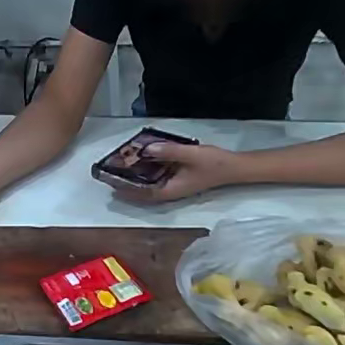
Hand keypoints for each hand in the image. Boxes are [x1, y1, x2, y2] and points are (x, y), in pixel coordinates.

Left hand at [115, 142, 244, 203]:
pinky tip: (142, 163)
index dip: (128, 191)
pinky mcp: (179, 179)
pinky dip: (148, 173)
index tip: (113, 185)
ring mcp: (175, 186)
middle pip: (144, 192)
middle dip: (128, 186)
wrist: (234, 167)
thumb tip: (146, 149)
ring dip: (137, 180)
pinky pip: (158, 178)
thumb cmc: (213, 162)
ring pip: (150, 185)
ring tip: (121, 170)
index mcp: (172, 190)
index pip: (145, 194)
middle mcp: (171, 191)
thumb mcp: (190, 154)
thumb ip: (168, 152)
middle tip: (111, 177)